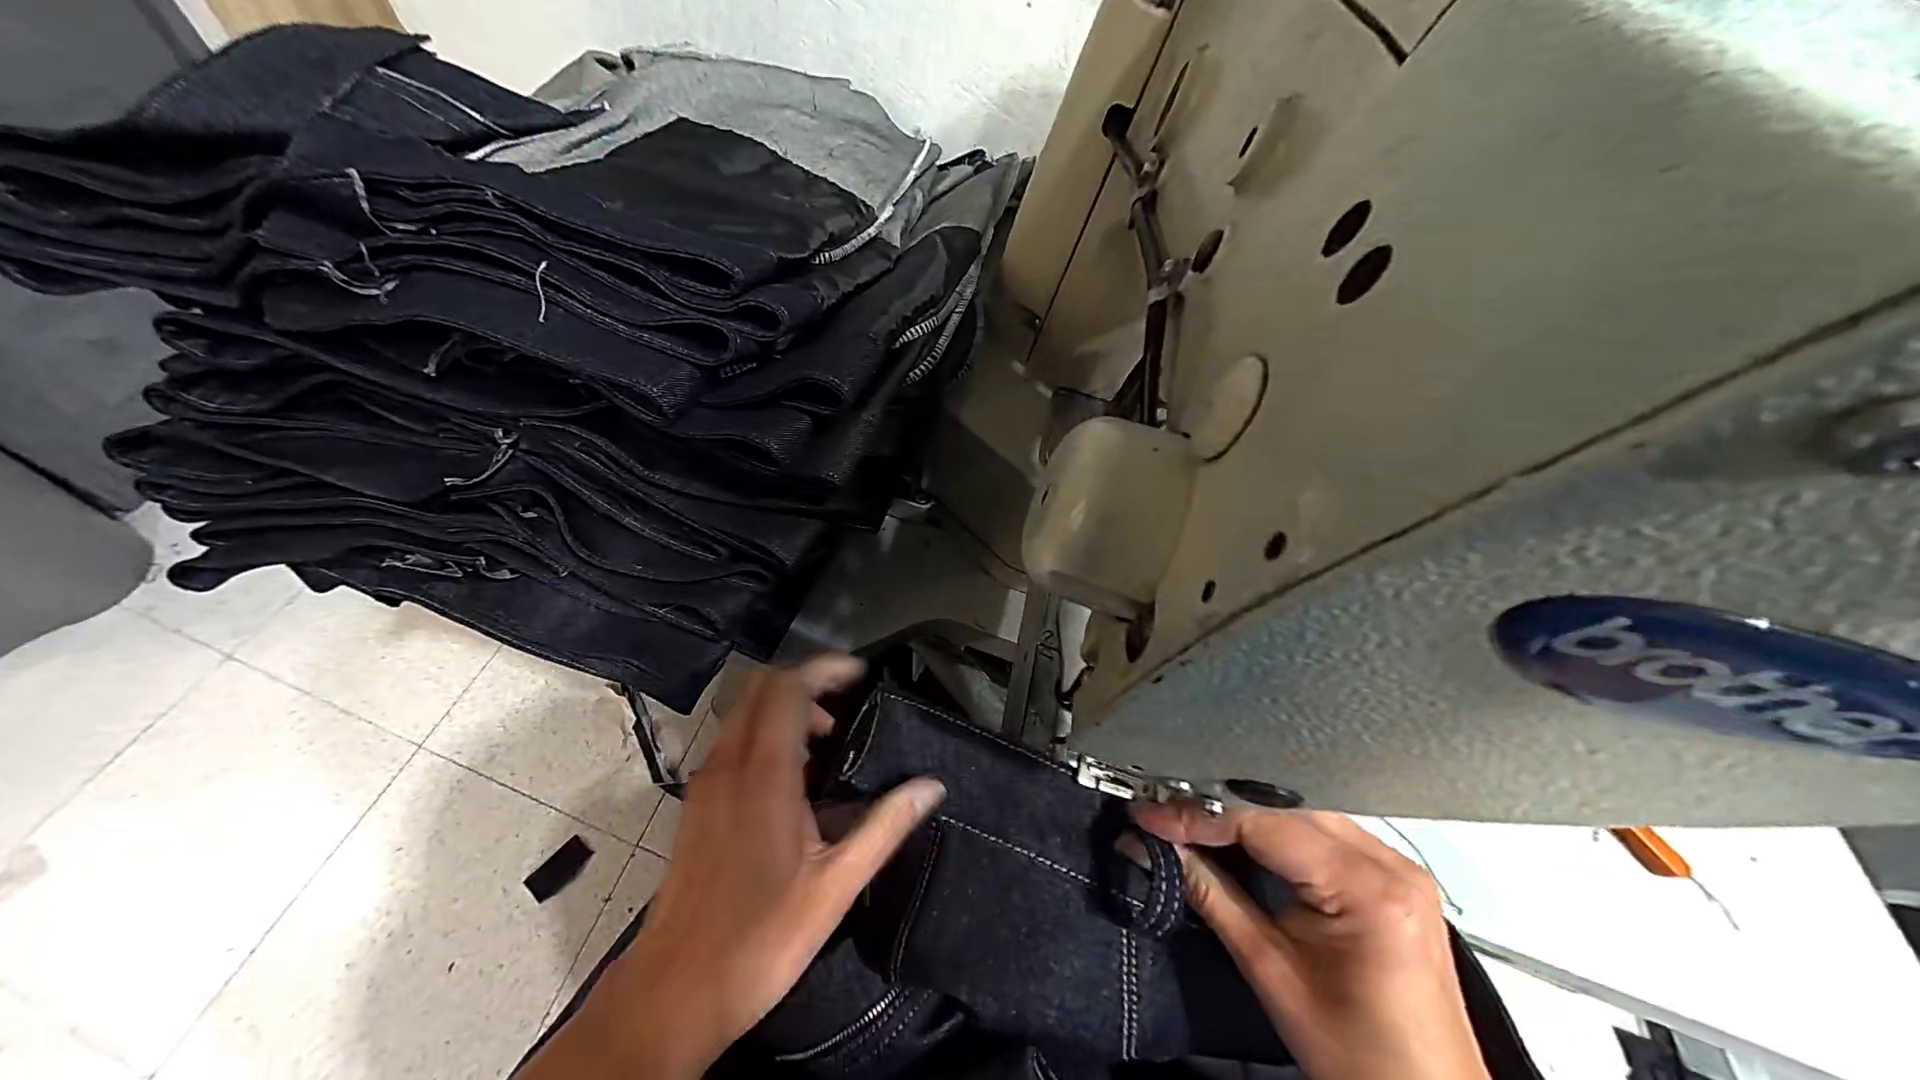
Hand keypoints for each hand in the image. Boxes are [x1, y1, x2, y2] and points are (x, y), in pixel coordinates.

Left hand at [522, 655, 945, 1079]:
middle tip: (846, 712)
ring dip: (784, 710)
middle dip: (806, 683)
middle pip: (761, 688)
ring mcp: (705, 782)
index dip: (825, 669)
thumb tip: (931, 786)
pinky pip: (731, 741)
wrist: (675, 990)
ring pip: (743, 713)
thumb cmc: (763, 938)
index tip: (861, 675)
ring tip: (826, 746)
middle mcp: (728, 765)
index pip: (788, 688)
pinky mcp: (696, 803)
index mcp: (764, 775)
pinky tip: (791, 780)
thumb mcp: (837, 885)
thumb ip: (886, 827)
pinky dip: (763, 734)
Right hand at [1132, 804, 1489, 1079]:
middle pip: (1284, 810)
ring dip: (1246, 819)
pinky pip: (1325, 833)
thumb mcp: (1269, 970)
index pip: (1264, 824)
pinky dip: (1278, 834)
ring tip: (1194, 828)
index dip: (1199, 816)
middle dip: (1218, 812)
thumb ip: (1212, 895)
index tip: (1151, 816)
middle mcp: (1392, 866)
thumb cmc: (1359, 1055)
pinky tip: (1243, 843)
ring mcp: (1399, 869)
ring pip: (1302, 814)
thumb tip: (1163, 849)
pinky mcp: (1395, 879)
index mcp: (1367, 889)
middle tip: (1165, 819)